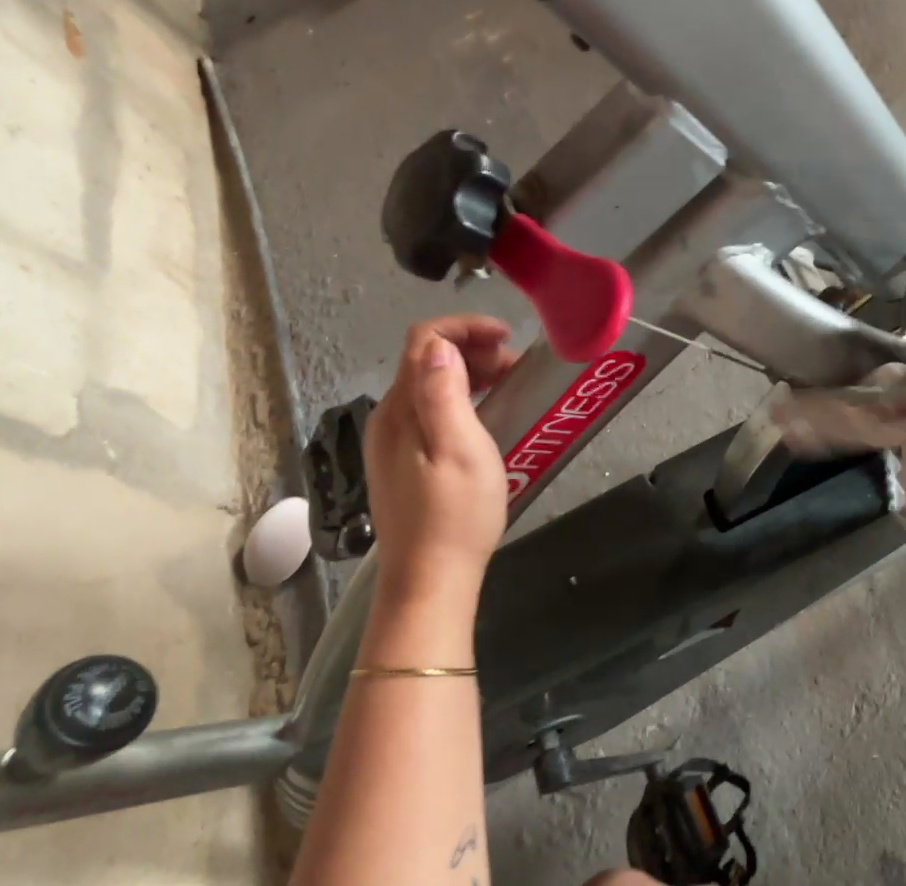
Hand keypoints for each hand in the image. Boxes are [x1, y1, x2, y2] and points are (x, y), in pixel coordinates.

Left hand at [362, 315, 517, 590]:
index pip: (424, 341)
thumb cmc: (455, 515)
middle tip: (516, 367)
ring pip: (428, 384)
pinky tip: (486, 415)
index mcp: (401, 410)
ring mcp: (392, 441)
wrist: (430, 579)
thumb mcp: (461, 451)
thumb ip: (446, 394)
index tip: (508, 336)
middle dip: (472, 349)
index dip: (465, 327)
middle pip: (425, 359)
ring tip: (509, 387)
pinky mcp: (402, 461)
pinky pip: (429, 409)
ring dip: (469, 372)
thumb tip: (440, 345)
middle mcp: (389, 418)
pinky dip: (460, 397)